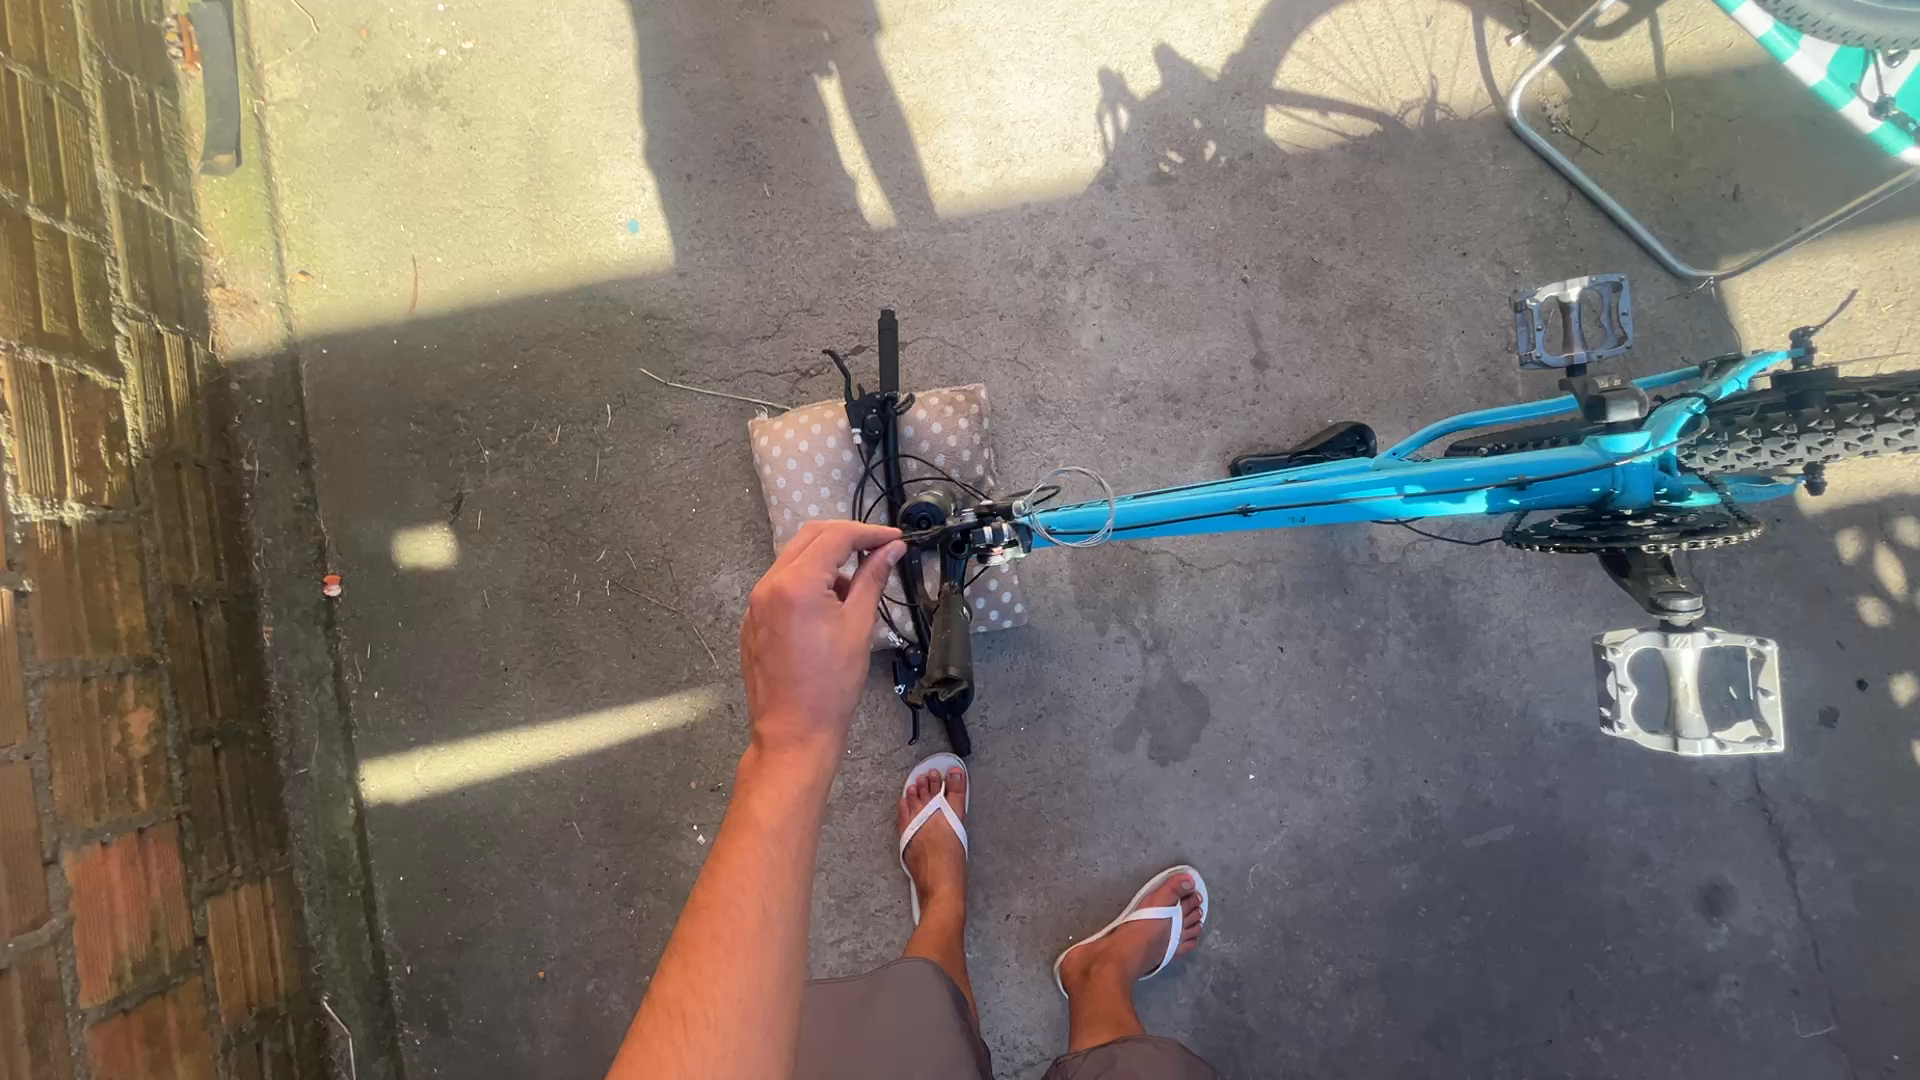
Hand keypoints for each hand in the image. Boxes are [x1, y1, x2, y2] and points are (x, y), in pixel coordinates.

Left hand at [740, 521, 905, 757]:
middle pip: (810, 537)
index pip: (836, 537)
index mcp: (796, 583)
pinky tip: (829, 607)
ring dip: (827, 560)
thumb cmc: (832, 683)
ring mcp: (755, 602)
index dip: (870, 533)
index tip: (895, 539)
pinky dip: (808, 582)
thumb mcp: (859, 625)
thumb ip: (873, 578)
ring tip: (855, 588)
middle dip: (847, 537)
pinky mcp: (752, 620)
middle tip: (878, 548)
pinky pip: (782, 584)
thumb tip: (892, 549)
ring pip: (795, 559)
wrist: (794, 731)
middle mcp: (769, 584)